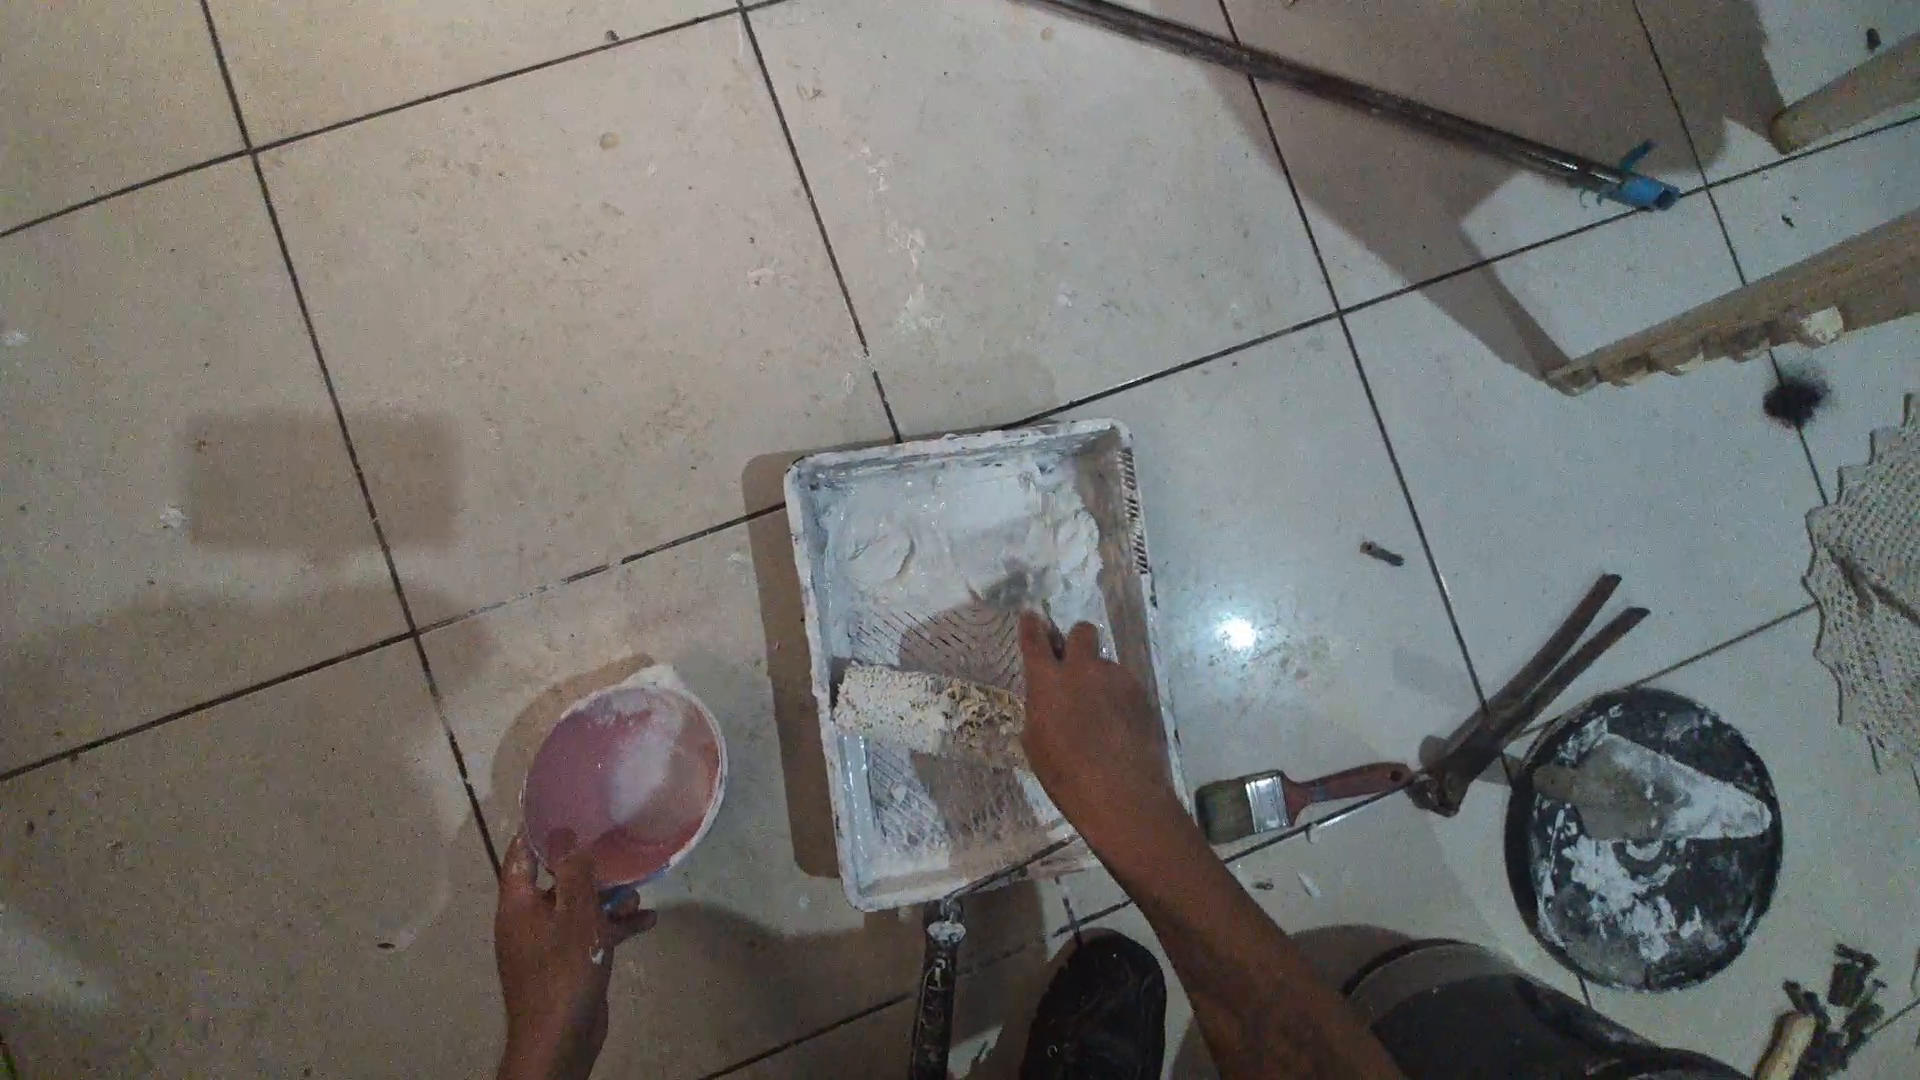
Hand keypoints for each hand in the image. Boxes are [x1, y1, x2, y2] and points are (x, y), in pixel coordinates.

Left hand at [494, 833, 655, 1079]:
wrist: (561, 1038)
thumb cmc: (564, 970)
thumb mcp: (575, 913)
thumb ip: (573, 871)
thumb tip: (566, 832)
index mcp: (519, 905)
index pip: (520, 855)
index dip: (537, 829)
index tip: (562, 804)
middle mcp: (529, 919)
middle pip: (557, 879)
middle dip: (589, 864)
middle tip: (616, 842)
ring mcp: (549, 942)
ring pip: (580, 905)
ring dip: (610, 898)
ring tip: (637, 895)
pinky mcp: (569, 960)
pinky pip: (592, 931)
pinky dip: (616, 925)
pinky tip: (647, 922)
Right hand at [1019, 612, 1185, 853]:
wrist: (1123, 795)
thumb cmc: (1066, 776)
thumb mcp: (1036, 744)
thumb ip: (1041, 710)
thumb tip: (1048, 700)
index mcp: (1048, 682)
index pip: (1035, 640)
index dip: (1031, 626)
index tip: (1031, 618)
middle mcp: (1083, 670)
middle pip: (1082, 632)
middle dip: (1077, 641)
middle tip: (1076, 663)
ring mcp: (1117, 678)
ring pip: (1107, 664)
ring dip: (1101, 679)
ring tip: (1103, 714)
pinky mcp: (1143, 693)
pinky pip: (1126, 685)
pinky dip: (1120, 699)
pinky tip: (1121, 727)